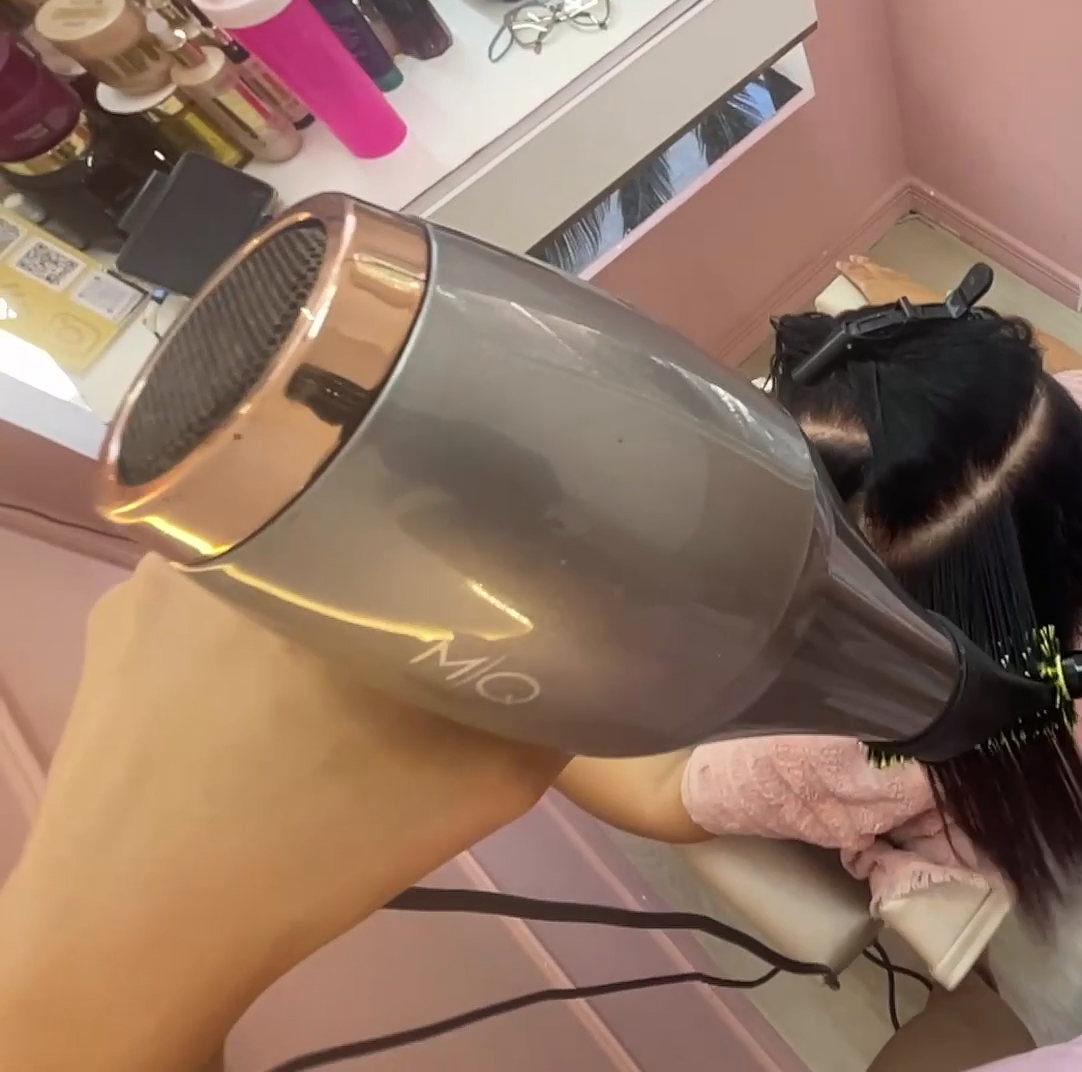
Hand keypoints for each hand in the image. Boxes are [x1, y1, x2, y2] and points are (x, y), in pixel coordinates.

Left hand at [0, 556, 564, 1068]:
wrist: (131, 950)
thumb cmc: (324, 851)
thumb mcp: (496, 781)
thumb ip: (559, 707)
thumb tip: (592, 656)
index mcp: (325, 570)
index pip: (441, 506)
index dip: (495, 528)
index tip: (524, 571)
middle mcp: (233, 549)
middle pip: (371, 519)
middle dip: (426, 561)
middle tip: (463, 618)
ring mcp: (158, 585)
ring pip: (305, 549)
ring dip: (350, 585)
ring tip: (382, 652)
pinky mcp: (116, 628)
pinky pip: (238, 587)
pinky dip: (284, 613)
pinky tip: (295, 681)